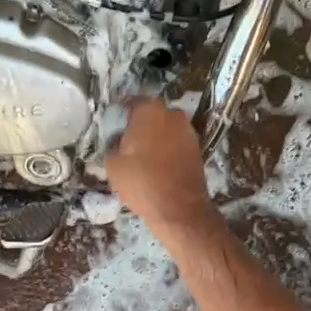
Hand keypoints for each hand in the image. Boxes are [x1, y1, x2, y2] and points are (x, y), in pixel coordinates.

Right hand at [105, 98, 216, 233]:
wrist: (179, 208)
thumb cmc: (142, 182)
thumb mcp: (113, 164)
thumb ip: (113, 144)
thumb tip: (119, 140)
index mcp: (150, 110)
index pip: (131, 102)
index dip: (121, 113)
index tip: (114, 124)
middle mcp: (173, 113)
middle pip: (151, 114)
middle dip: (140, 124)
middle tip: (128, 141)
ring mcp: (188, 130)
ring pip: (165, 128)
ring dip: (155, 137)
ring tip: (143, 155)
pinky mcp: (197, 148)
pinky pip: (176, 143)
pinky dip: (167, 149)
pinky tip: (158, 164)